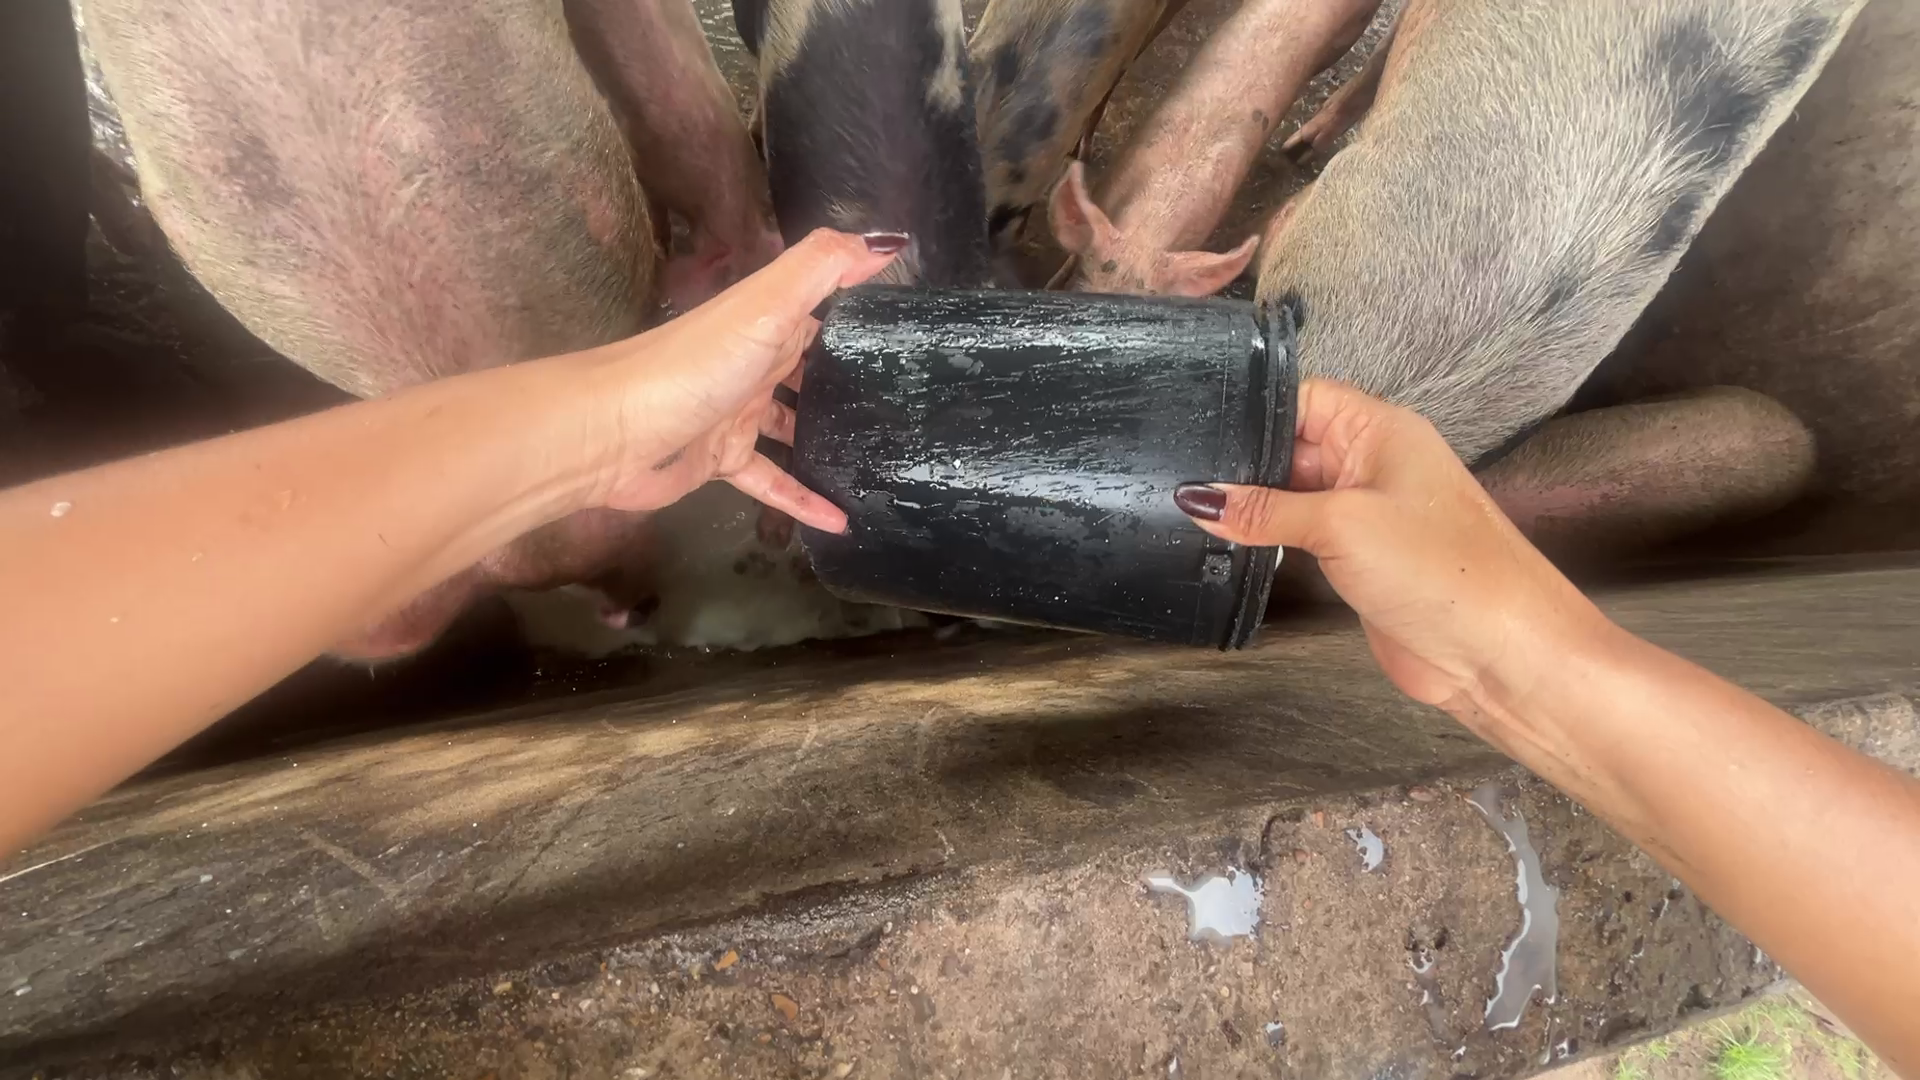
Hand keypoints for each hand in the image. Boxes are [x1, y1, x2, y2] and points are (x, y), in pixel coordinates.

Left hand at [573, 228, 905, 534]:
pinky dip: (803, 500)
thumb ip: (823, 269)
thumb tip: (890, 241)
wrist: (610, 432)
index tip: (906, 332)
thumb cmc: (694, 364)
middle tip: (902, 403)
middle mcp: (753, 365)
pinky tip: (840, 520)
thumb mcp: (766, 304)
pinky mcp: (722, 459)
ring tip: (878, 459)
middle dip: (848, 382)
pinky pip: (774, 480)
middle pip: (810, 371)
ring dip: (828, 441)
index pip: (820, 311)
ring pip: (794, 427)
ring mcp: (737, 414)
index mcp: (765, 324)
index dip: (858, 315)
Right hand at [1174, 379, 1602, 707]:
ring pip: (1289, 492)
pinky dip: (1266, 535)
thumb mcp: (1339, 524)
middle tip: (1182, 477)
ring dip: (1252, 504)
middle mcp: (1370, 463)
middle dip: (1243, 463)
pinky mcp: (1353, 554)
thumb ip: (1263, 509)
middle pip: (1290, 446)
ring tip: (1193, 511)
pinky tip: (1228, 541)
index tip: (1198, 429)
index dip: (1255, 410)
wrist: (1498, 654)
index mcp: (1380, 431)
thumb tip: (1198, 499)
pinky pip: (1297, 530)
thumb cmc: (1440, 569)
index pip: (1304, 399)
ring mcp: (1362, 511)